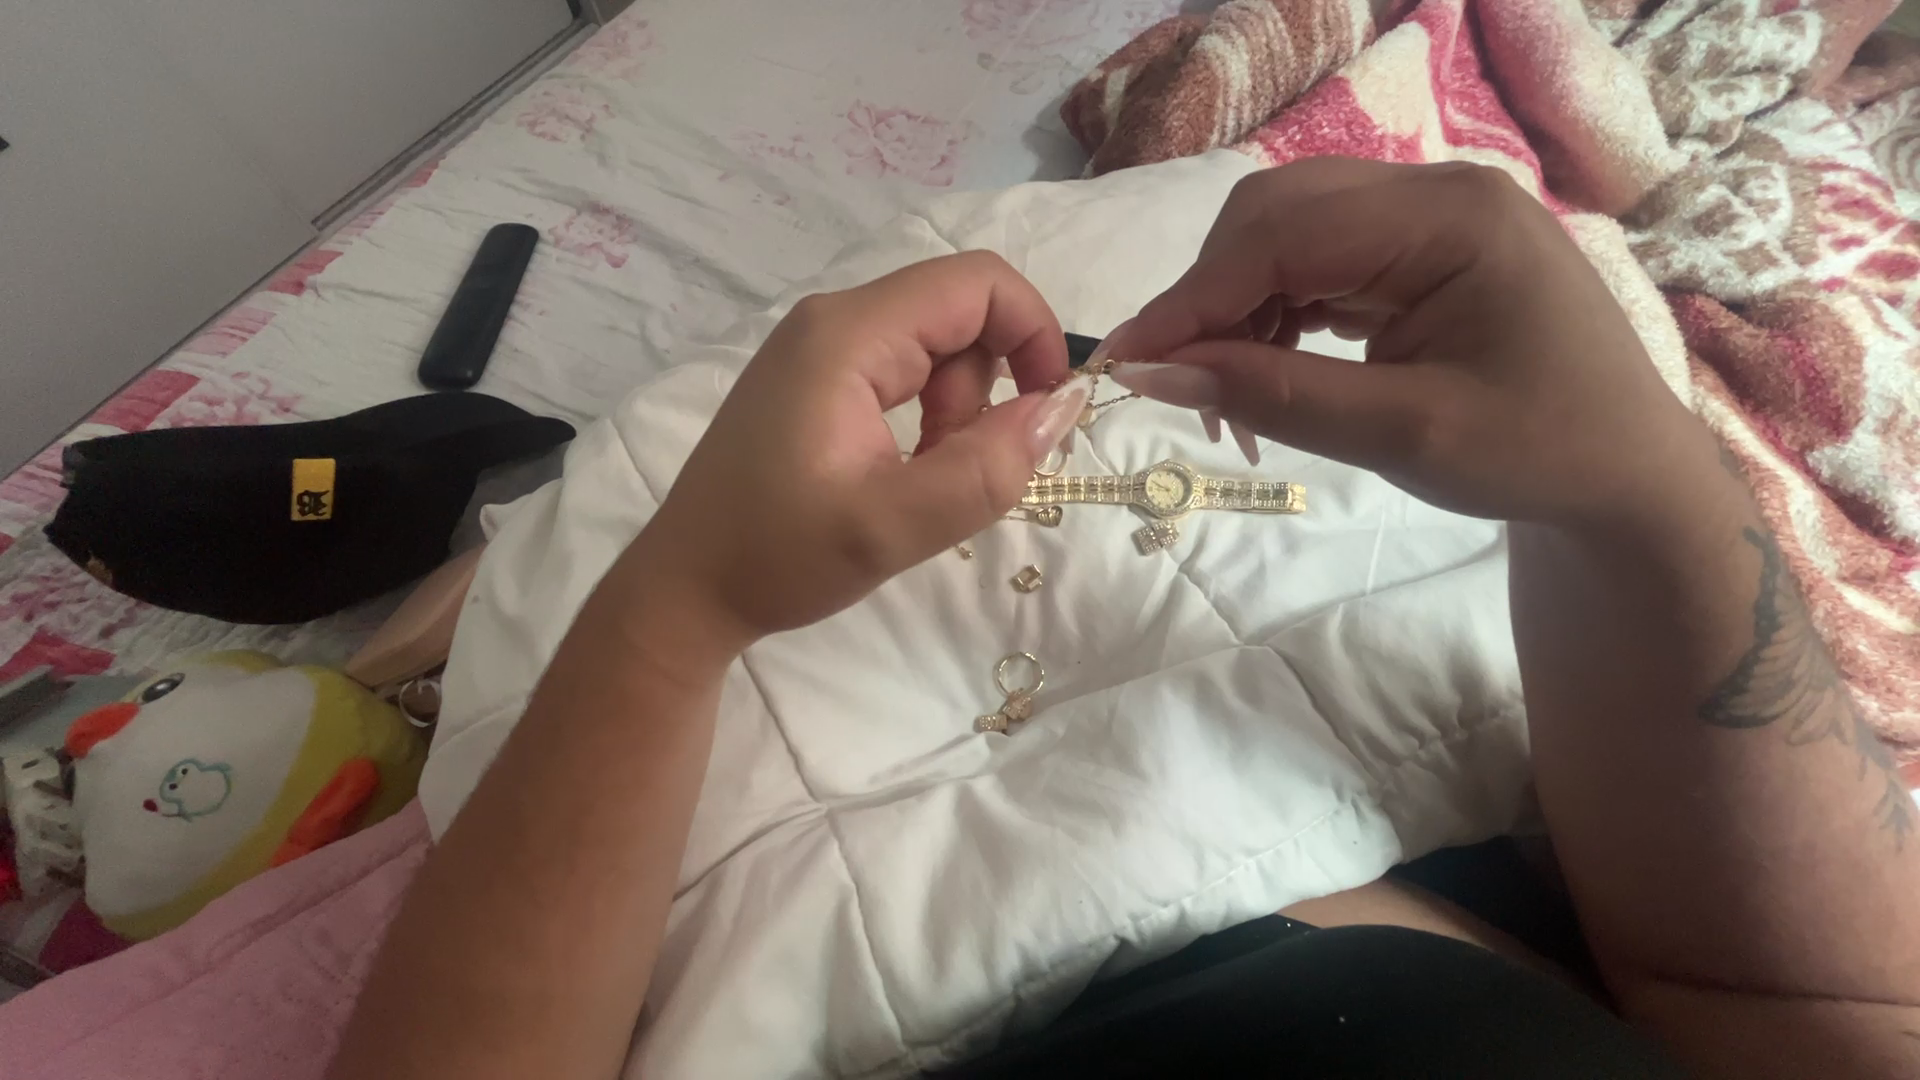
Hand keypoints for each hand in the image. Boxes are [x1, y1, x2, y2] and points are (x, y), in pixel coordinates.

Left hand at [628, 252, 1087, 649]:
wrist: (687, 589)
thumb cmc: (779, 556)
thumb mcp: (894, 524)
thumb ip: (989, 467)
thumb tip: (1063, 406)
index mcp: (848, 335)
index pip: (976, 283)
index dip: (1032, 332)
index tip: (1048, 409)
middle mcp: (832, 323)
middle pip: (956, 316)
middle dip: (987, 389)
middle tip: (960, 468)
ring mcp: (820, 352)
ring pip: (934, 351)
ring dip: (955, 413)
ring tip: (917, 483)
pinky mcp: (815, 384)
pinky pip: (901, 377)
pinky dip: (925, 421)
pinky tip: (896, 476)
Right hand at [1105, 158, 1723, 529]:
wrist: (1620, 473)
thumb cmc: (1533, 453)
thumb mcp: (1399, 434)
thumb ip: (1272, 395)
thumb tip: (1151, 373)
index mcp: (1448, 218)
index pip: (1279, 236)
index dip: (1189, 300)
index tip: (1121, 360)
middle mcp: (1430, 196)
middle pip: (1271, 217)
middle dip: (1209, 300)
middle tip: (1184, 385)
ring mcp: (1420, 222)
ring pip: (1278, 240)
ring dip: (1232, 314)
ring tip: (1226, 397)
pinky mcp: (1407, 256)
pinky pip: (1304, 268)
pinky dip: (1264, 321)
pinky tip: (1261, 373)